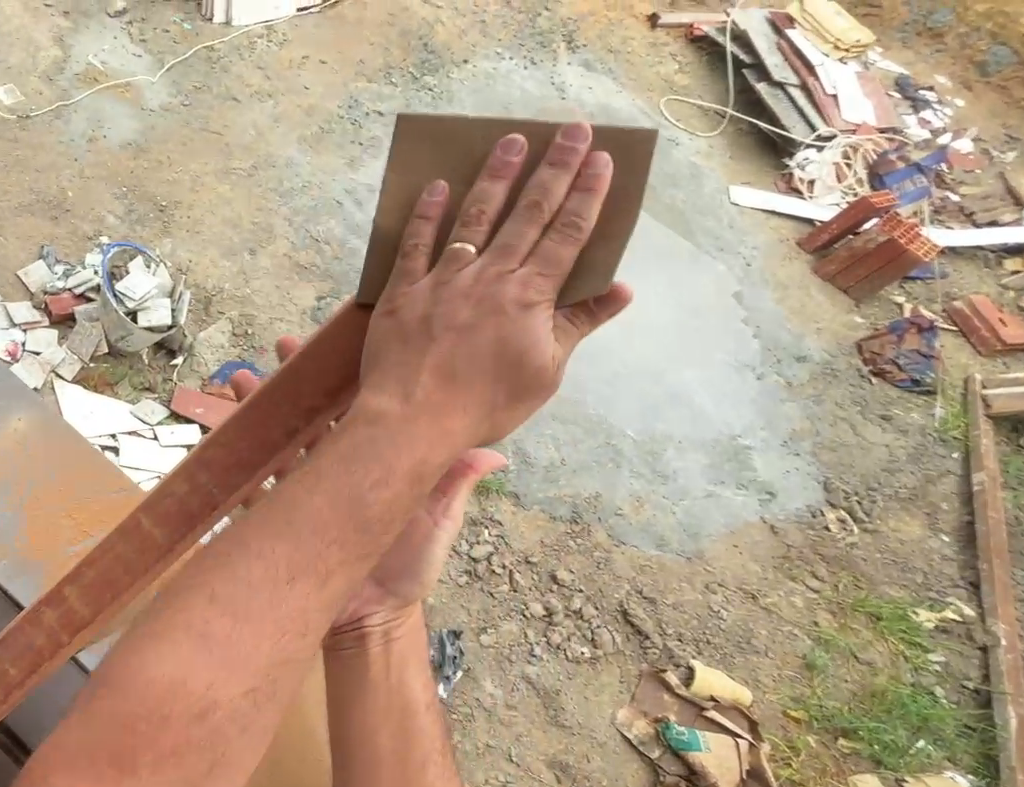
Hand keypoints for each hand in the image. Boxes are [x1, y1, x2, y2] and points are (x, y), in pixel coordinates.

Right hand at [228, 344, 504, 629]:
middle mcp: (336, 468)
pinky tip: (223, 433)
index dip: (348, 375)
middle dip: (296, 380)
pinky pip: (252, 483)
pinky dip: (238, 459)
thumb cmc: (408, 568)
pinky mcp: (278, 518)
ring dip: (260, 408)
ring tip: (239, 379)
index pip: (359, 406)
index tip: (342, 343)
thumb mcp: (436, 521)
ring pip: (279, 440)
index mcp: (373, 461)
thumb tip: (495, 454)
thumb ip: (452, 485)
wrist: (372, 617)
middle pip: (313, 414)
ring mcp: (304, 491)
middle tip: (281, 345)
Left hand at [358, 123, 632, 452]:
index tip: (601, 158)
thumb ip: (577, 326)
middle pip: (528, 214)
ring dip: (495, 178)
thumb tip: (622, 290)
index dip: (587, 194)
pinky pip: (414, 246)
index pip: (567, 234)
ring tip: (511, 141)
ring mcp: (442, 282)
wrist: (412, 420)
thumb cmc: (483, 405)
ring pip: (474, 219)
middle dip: (554, 168)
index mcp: (529, 296)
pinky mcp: (401, 294)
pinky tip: (436, 187)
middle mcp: (489, 277)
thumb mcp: (544, 373)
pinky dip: (426, 216)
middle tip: (571, 128)